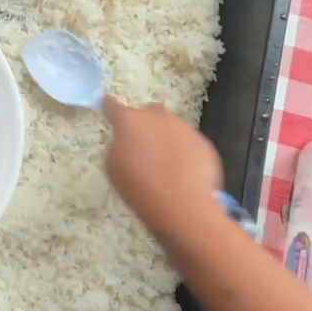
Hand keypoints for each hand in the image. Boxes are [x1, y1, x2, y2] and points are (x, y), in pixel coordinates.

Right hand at [102, 98, 224, 236]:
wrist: (182, 205)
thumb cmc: (138, 186)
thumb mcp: (113, 166)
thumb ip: (119, 145)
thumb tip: (129, 142)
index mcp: (129, 121)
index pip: (113, 106)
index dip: (109, 107)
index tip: (108, 106)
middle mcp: (157, 117)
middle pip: (148, 114)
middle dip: (145, 126)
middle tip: (143, 149)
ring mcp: (183, 128)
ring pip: (170, 128)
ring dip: (166, 140)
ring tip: (167, 167)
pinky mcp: (203, 142)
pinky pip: (188, 143)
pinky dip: (184, 153)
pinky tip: (183, 174)